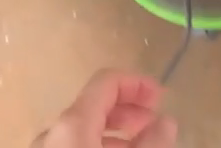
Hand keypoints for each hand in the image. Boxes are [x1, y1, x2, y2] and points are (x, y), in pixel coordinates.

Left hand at [32, 69, 176, 147]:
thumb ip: (150, 141)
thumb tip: (167, 121)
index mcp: (72, 120)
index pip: (107, 80)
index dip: (137, 82)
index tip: (161, 96)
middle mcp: (52, 130)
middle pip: (95, 105)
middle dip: (129, 109)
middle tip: (155, 122)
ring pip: (85, 130)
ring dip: (116, 131)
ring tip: (141, 144)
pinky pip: (73, 145)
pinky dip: (97, 144)